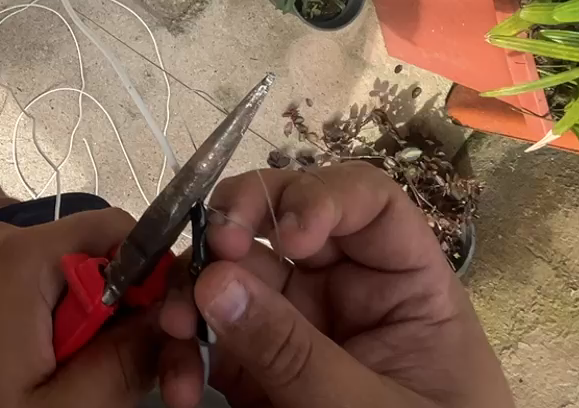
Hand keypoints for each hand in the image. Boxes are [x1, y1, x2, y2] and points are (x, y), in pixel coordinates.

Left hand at [0, 208, 160, 407]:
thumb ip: (122, 364)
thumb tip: (171, 321)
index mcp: (28, 255)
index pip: (119, 232)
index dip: (155, 279)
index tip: (168, 338)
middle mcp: (2, 239)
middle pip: (90, 259)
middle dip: (117, 315)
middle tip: (120, 383)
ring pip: (58, 281)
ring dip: (80, 329)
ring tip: (66, 392)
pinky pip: (21, 291)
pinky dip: (42, 328)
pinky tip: (27, 379)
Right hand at [157, 162, 511, 407]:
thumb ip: (296, 353)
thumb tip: (213, 279)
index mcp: (403, 288)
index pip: (366, 201)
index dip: (320, 196)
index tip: (285, 236)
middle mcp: (343, 291)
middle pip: (278, 217)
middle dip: (233, 226)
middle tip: (208, 249)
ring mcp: (292, 325)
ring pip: (229, 271)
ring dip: (193, 291)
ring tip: (174, 328)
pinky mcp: (252, 368)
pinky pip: (208, 334)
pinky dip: (183, 350)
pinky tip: (178, 382)